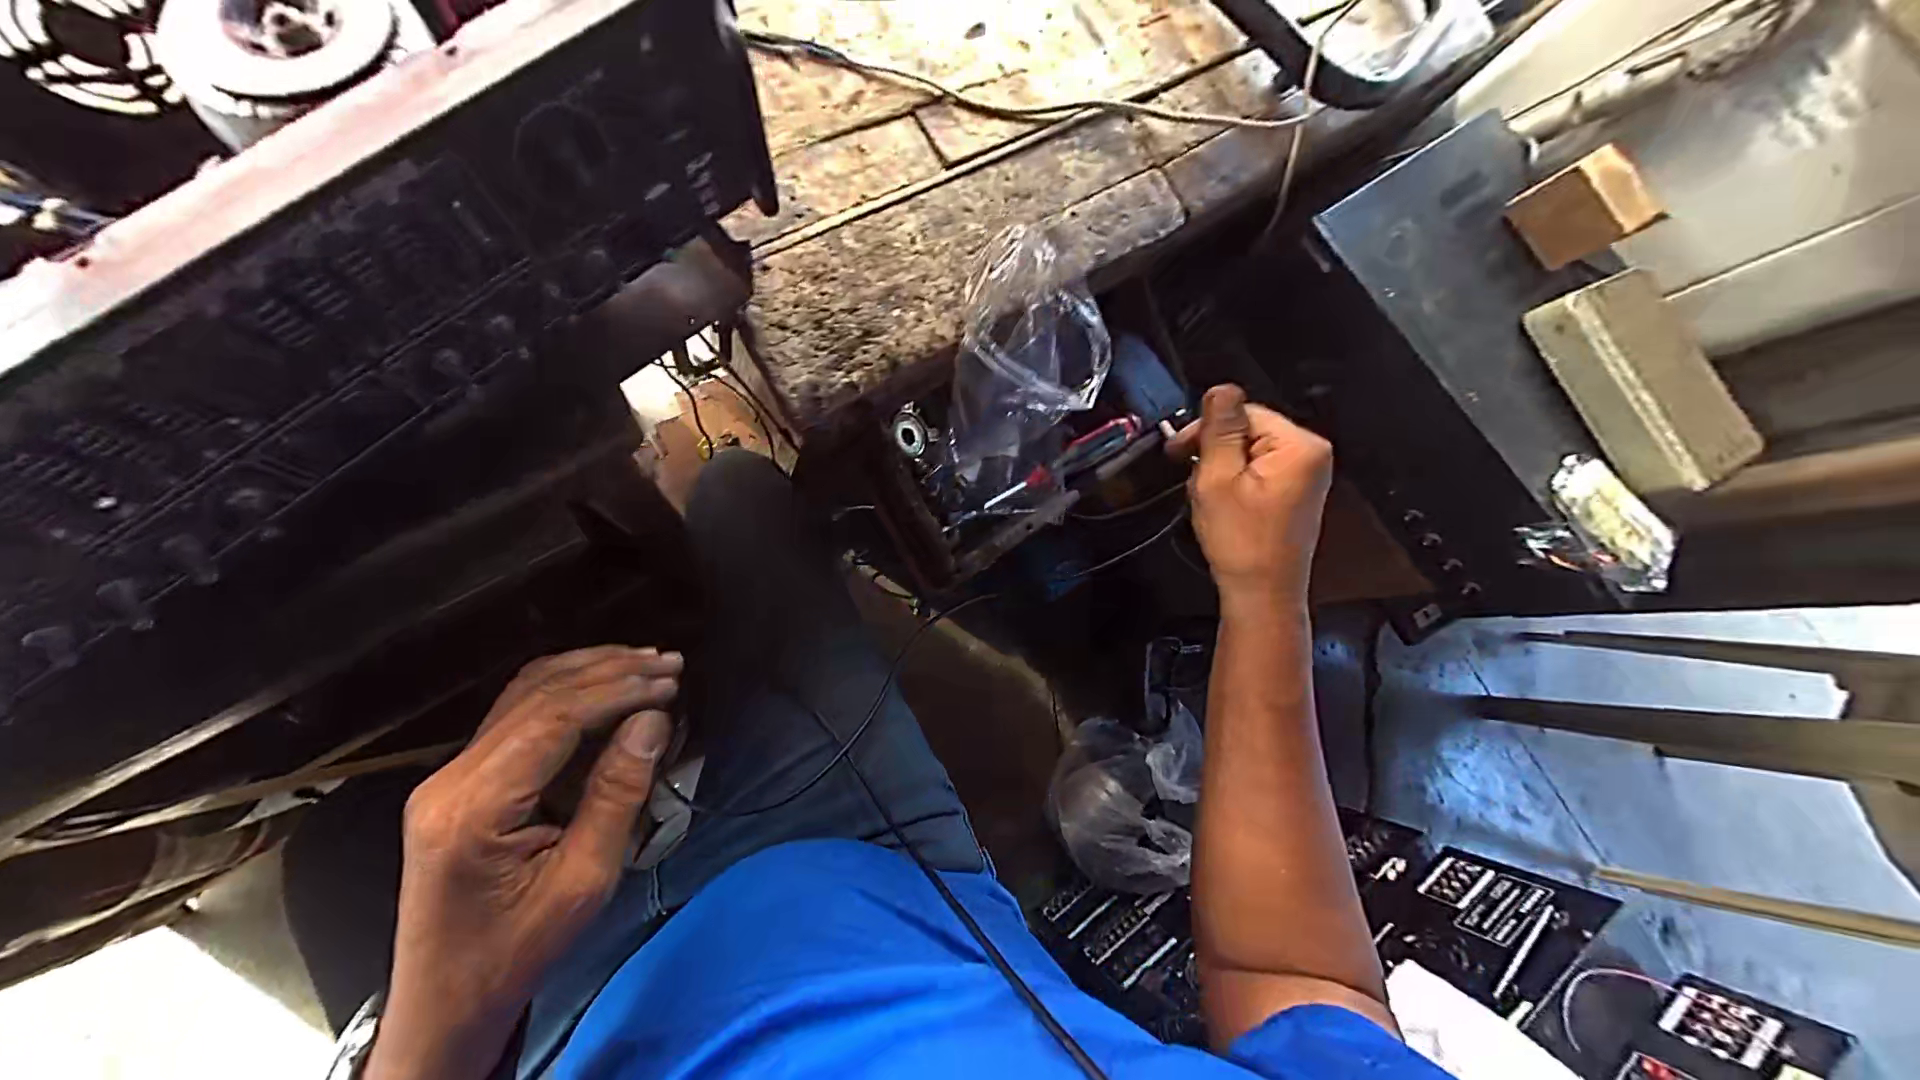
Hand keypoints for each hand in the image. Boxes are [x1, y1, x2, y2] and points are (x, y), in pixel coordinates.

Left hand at [365, 646, 682, 1079]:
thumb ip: (618, 794)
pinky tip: (607, 683)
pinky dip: (569, 689)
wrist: (447, 999)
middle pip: (537, 694)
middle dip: (611, 671)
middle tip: (670, 663)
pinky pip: (518, 713)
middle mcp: (452, 778)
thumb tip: (652, 721)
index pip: (552, 718)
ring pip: (525, 692)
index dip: (617, 691)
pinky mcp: (462, 778)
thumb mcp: (584, 881)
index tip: (669, 684)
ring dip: (591, 671)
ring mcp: (451, 775)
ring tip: (648, 663)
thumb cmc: (517, 950)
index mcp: (474, 808)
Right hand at [1167, 384, 1331, 607]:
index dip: (1207, 430)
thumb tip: (1221, 390)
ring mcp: (1305, 475)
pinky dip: (1235, 482)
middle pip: (1249, 430)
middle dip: (1214, 451)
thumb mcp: (1217, 479)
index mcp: (1299, 447)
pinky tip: (1222, 504)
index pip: (1244, 411)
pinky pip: (1258, 470)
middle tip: (1190, 476)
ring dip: (1221, 468)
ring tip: (1208, 497)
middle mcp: (1310, 456)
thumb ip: (1219, 430)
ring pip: (1249, 451)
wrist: (1261, 593)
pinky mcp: (1295, 491)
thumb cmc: (1242, 545)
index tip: (1179, 450)